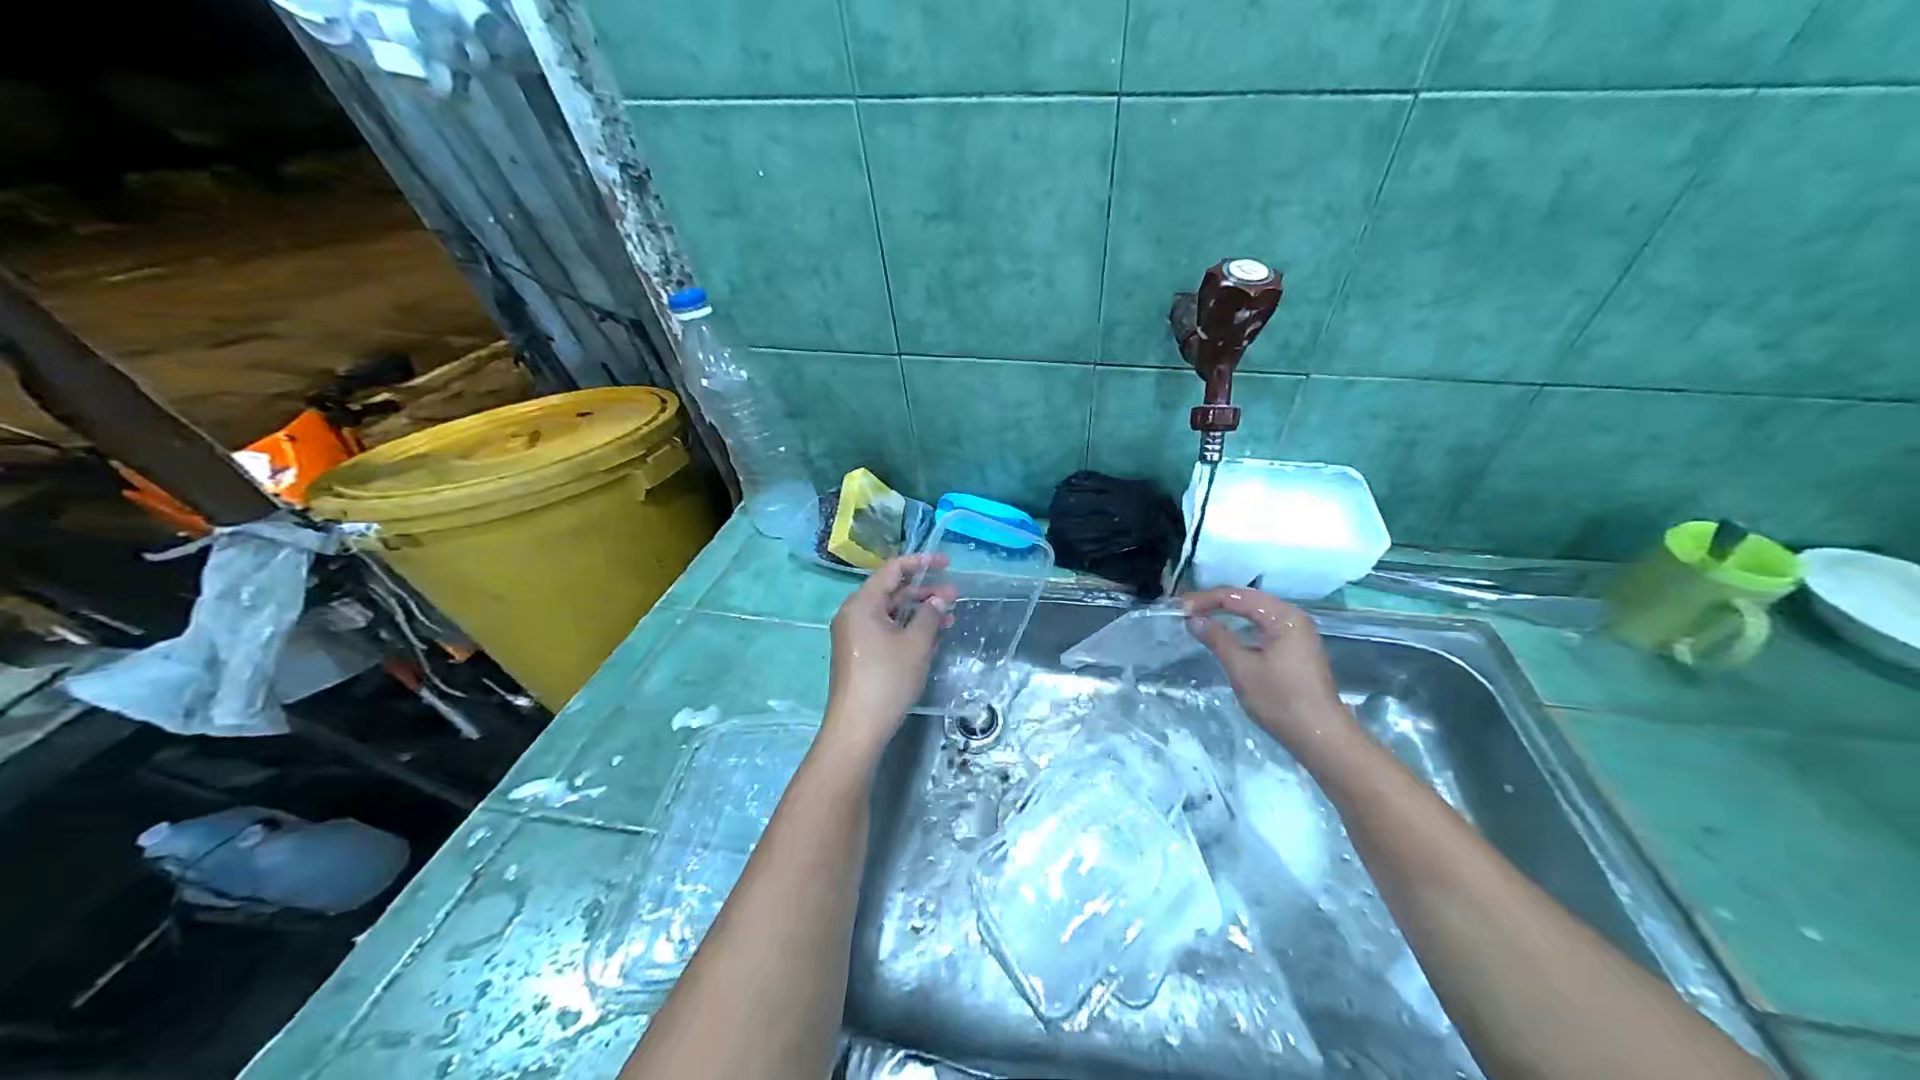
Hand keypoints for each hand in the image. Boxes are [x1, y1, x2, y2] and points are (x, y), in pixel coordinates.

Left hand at [820, 554, 955, 758]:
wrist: (857, 727)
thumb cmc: (887, 679)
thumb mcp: (916, 644)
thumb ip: (930, 615)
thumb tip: (939, 598)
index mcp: (862, 604)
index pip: (892, 570)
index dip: (920, 562)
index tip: (946, 563)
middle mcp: (854, 614)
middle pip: (891, 592)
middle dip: (924, 592)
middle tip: (955, 596)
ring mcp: (855, 635)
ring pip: (891, 614)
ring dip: (919, 613)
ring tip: (949, 618)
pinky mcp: (860, 654)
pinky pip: (886, 631)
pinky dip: (908, 629)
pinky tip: (932, 637)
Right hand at [1183, 587, 1351, 749]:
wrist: (1319, 736)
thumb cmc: (1280, 700)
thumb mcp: (1242, 668)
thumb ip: (1218, 639)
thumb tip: (1194, 620)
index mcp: (1284, 617)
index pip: (1238, 597)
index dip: (1207, 599)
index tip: (1180, 608)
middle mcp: (1293, 618)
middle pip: (1248, 600)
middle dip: (1215, 602)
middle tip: (1185, 609)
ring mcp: (1296, 634)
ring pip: (1256, 613)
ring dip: (1227, 613)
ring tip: (1199, 616)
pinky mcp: (1295, 649)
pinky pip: (1262, 627)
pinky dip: (1241, 626)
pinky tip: (1225, 632)